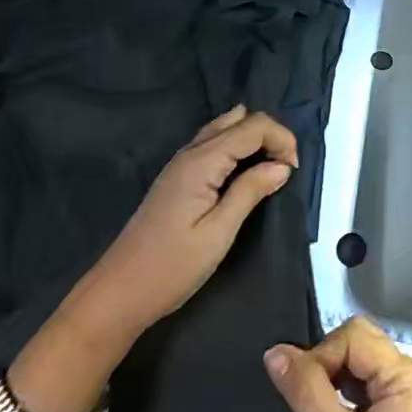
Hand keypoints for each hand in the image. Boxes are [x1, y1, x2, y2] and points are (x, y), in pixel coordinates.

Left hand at [0, 107, 297, 411]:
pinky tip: (243, 172)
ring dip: (253, 139)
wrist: (119, 292)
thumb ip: (250, 192)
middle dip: (270, 135)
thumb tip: (282, 166)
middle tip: (284, 169)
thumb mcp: (219, 233)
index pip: (253, 125)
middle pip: (240, 119)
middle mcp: (191, 151)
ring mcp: (181, 161)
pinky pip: (214, 142)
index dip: (281, 139)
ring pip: (225, 127)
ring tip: (269, 169)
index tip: (293, 171)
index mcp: (203, 161)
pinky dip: (236, 147)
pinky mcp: (178, 175)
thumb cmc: (171, 267)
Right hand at [265, 317, 411, 411]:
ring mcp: (409, 402)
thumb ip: (306, 390)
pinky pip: (368, 394)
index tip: (295, 390)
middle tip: (308, 405)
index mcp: (408, 374)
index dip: (319, 357)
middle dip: (326, 368)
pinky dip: (345, 402)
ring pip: (361, 370)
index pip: (352, 336)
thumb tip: (276, 353)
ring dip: (333, 386)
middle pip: (359, 346)